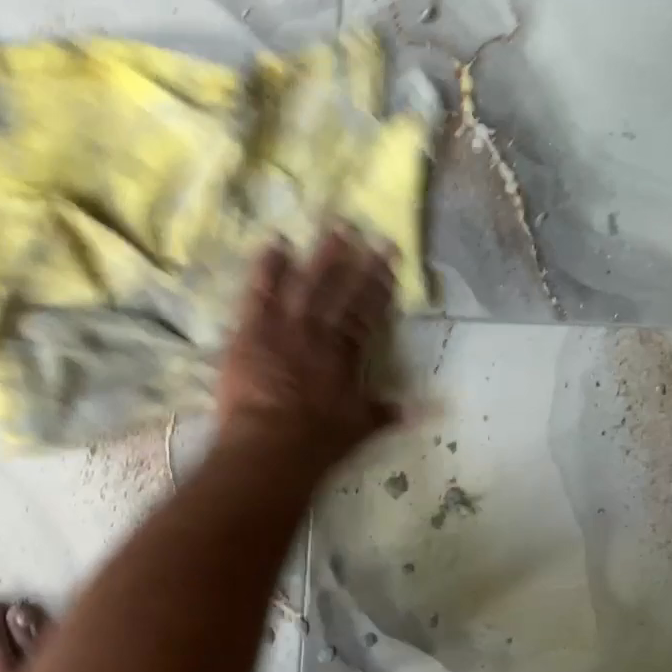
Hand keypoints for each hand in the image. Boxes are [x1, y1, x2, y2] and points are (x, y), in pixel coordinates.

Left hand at [216, 226, 398, 465]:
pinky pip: (260, 293)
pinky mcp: (251, 332)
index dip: (379, 285)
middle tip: (366, 231)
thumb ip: (383, 414)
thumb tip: (420, 412)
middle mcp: (319, 335)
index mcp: (345, 356)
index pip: (367, 314)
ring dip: (319, 255)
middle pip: (340, 292)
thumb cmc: (314, 444)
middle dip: (355, 261)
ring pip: (305, 284)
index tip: (389, 258)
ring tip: (331, 228)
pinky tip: (275, 244)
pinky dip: (267, 268)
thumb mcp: (356, 430)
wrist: (270, 444)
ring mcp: (285, 329)